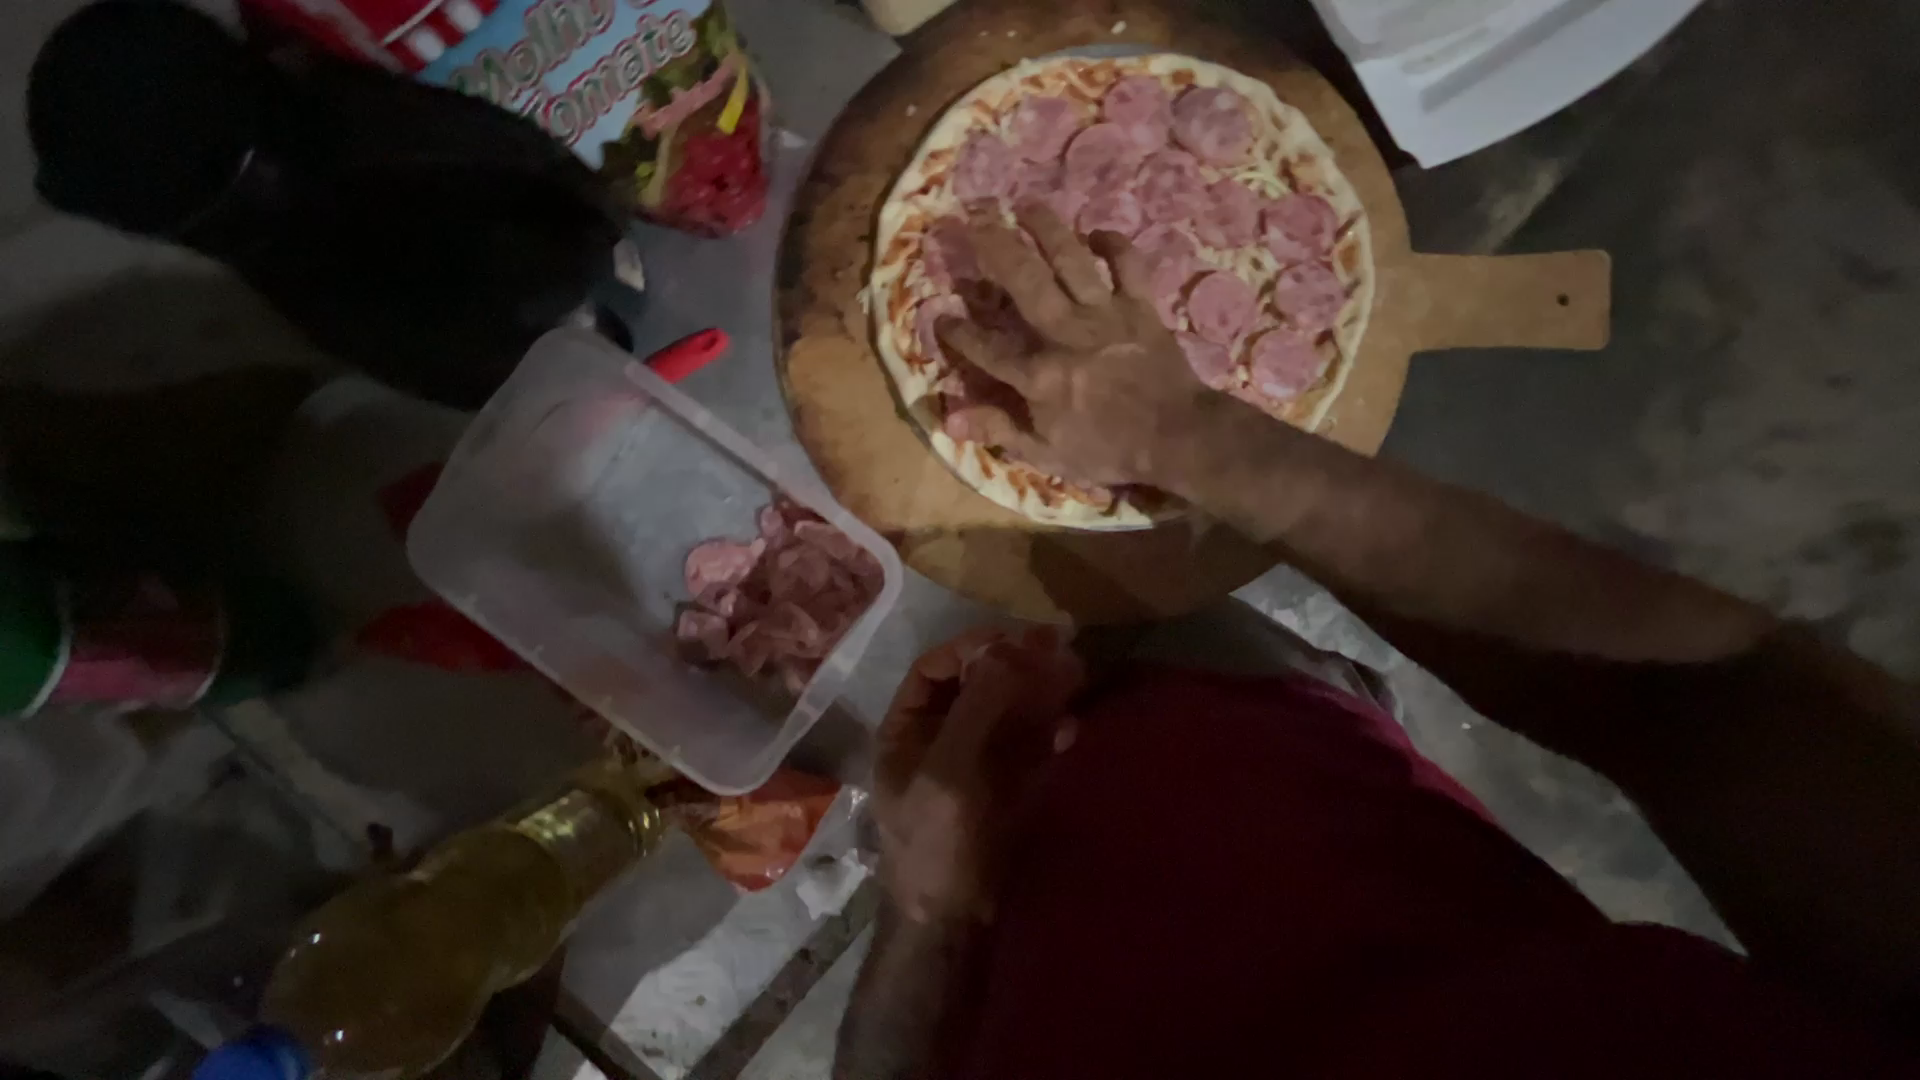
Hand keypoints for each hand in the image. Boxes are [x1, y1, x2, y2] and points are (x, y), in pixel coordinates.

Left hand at [872, 626, 1084, 924]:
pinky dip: (1050, 732)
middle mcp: (940, 737)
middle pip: (977, 685)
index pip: (934, 669)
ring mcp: (976, 761)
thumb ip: (976, 707)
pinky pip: (1029, 746)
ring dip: (1041, 691)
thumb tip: (1007, 649)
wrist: (954, 921)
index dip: (970, 648)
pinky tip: (1072, 727)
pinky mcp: (1007, 785)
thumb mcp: (948, 771)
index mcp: (908, 729)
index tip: (1012, 638)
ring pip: (1008, 712)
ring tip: (1076, 673)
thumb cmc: (934, 842)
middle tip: (1059, 646)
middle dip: (1016, 665)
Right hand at [934, 204, 1215, 486]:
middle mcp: (1065, 335)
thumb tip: (949, 418)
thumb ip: (999, 431)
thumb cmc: (1110, 452)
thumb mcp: (1048, 455)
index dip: (960, 334)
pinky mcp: (1140, 307)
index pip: (988, 350)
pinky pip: (1127, 265)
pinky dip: (1113, 245)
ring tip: (1025, 204)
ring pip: (1070, 260)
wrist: (1179, 438)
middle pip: (1024, 281)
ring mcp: (1105, 315)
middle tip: (973, 218)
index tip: (940, 316)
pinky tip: (1096, 233)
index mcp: (1040, 376)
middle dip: (995, 248)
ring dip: (1046, 229)